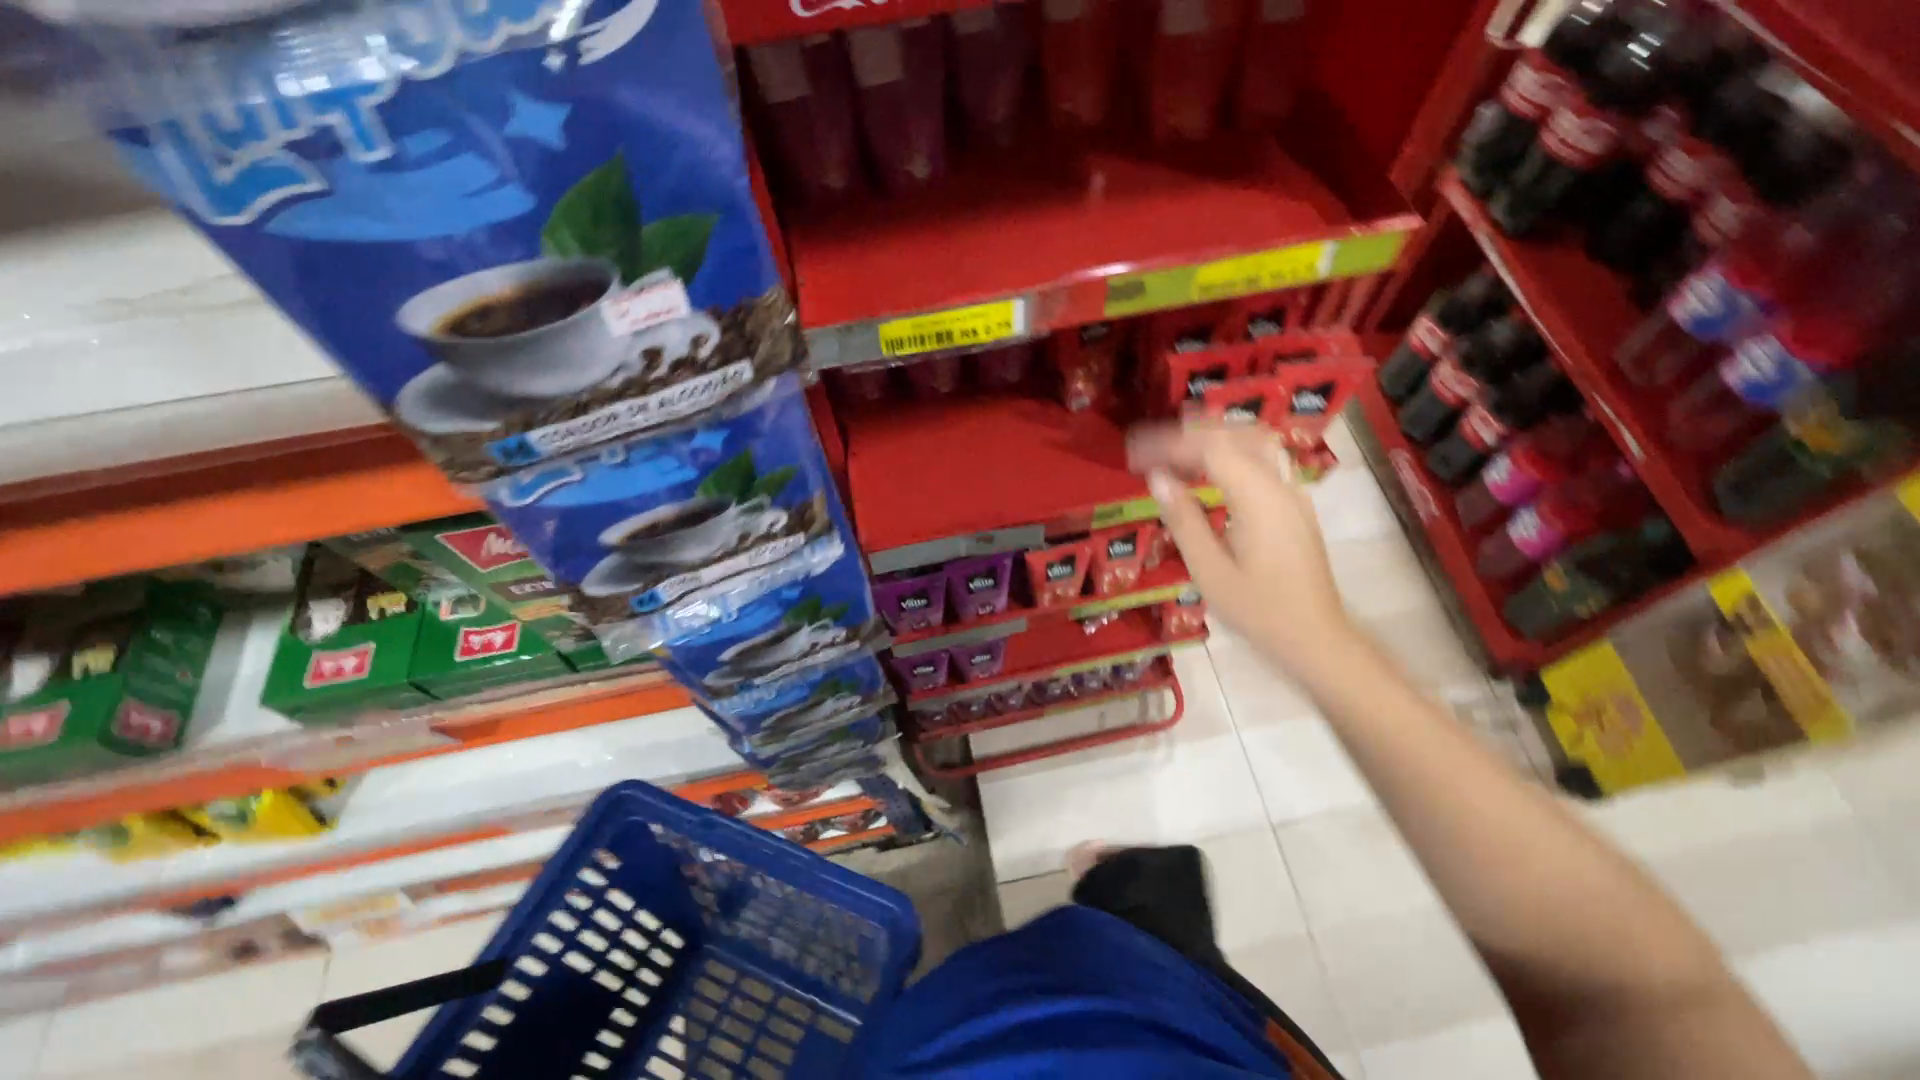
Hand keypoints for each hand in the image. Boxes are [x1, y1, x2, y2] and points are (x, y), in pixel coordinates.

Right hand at [1127, 421, 1354, 672]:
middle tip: (1152, 450)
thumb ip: (1184, 520)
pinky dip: (1233, 454)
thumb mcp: (1210, 571)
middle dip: (1190, 434)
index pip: (1210, 448)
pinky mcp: (1296, 506)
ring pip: (1255, 442)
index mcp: (1258, 498)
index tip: (1136, 455)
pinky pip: (1265, 461)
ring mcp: (1294, 494)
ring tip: (1178, 454)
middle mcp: (1280, 485)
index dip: (1170, 444)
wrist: (1316, 637)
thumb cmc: (1259, 611)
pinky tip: (1211, 474)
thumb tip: (1159, 479)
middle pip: (1235, 435)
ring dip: (1214, 439)